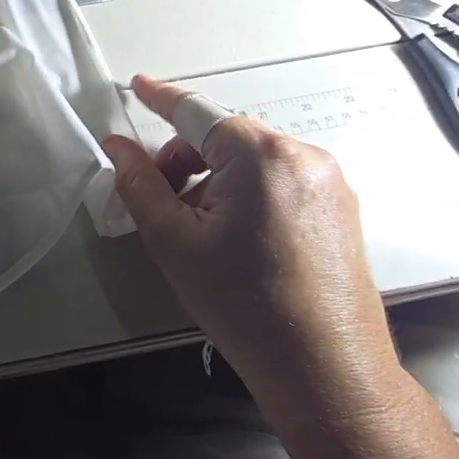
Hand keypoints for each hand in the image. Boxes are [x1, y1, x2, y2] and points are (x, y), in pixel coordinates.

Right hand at [105, 75, 458, 458]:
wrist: (326, 372)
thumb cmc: (246, 306)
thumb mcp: (173, 241)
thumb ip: (139, 183)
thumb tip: (118, 147)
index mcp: (261, 155)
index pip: (196, 111)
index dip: (159, 98)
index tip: (138, 86)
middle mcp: (302, 156)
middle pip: (224, 135)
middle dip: (185, 157)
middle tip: (162, 198)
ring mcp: (328, 181)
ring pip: (251, 158)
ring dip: (216, 177)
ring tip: (201, 229)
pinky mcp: (340, 207)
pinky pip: (279, 177)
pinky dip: (247, 190)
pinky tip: (234, 236)